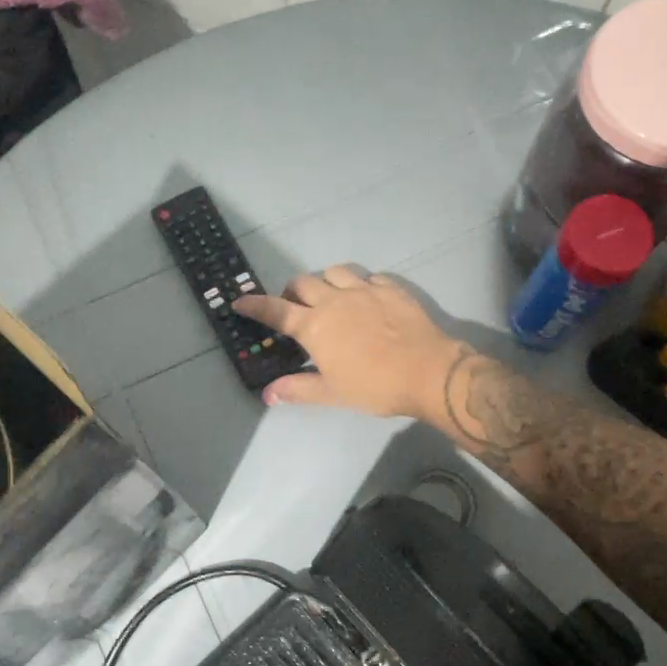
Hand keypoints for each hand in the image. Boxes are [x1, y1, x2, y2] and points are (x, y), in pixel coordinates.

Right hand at [233, 265, 462, 418]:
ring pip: (335, 272)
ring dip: (325, 281)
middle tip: (294, 306)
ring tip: (330, 297)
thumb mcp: (331, 393)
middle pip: (303, 283)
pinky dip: (360, 284)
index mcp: (314, 326)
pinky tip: (366, 298)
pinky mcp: (391, 289)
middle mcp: (334, 301)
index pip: (275, 311)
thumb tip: (267, 393)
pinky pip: (369, 277)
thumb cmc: (374, 387)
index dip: (255, 305)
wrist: (427, 371)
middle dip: (292, 291)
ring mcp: (364, 290)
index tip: (240, 301)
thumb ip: (297, 389)